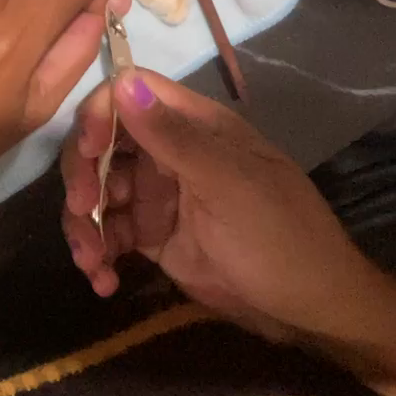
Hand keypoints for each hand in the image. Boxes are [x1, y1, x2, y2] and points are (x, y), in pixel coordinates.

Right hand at [60, 68, 392, 341]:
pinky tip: (103, 281)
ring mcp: (157, 195)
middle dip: (82, 176)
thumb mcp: (228, 185)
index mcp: (193, 126)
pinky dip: (98, 254)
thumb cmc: (281, 238)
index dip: (99, 114)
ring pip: (97, 192)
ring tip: (90, 262)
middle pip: (101, 144)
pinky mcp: (151, 235)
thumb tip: (121, 80)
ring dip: (84, 224)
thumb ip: (172, 137)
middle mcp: (168, 153)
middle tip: (81, 212)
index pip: (129, 94)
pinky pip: (108, 232)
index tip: (89, 150)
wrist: (314, 314)